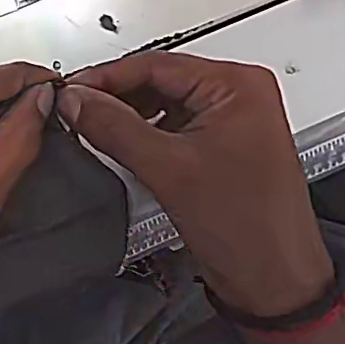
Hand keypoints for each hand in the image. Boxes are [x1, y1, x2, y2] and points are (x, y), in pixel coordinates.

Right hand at [59, 52, 332, 317]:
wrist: (272, 279)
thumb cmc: (248, 228)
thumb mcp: (168, 168)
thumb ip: (115, 127)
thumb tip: (78, 101)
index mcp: (238, 87)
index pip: (156, 64)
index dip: (106, 77)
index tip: (72, 90)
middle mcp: (239, 96)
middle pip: (159, 80)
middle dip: (114, 96)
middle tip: (75, 108)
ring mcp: (229, 121)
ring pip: (162, 103)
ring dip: (125, 114)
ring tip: (90, 125)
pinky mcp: (219, 145)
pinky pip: (171, 125)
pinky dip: (141, 132)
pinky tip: (118, 143)